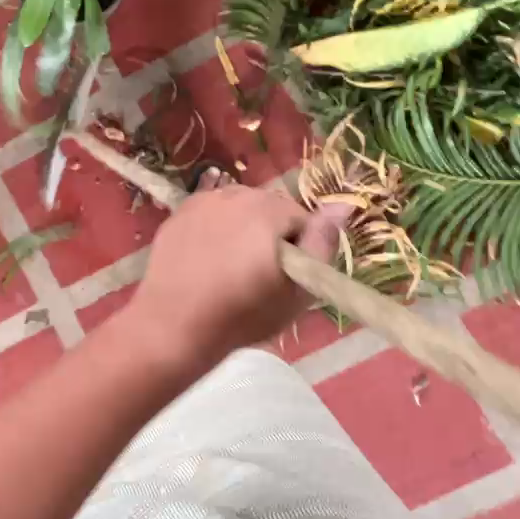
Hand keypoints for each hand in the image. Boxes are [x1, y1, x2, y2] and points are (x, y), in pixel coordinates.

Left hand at [125, 183, 351, 372]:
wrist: (176, 323)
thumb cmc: (243, 312)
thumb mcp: (298, 288)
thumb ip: (322, 244)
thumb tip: (343, 205)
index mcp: (268, 209)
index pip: (301, 218)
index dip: (300, 248)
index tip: (287, 275)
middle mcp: (235, 194)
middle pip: (267, 207)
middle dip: (270, 232)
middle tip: (259, 272)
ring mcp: (202, 201)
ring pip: (237, 207)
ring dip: (242, 226)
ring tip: (232, 264)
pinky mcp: (178, 213)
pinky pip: (209, 213)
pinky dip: (214, 228)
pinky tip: (209, 256)